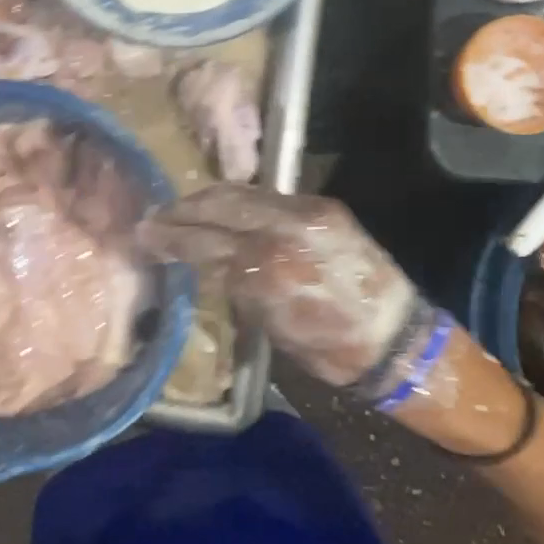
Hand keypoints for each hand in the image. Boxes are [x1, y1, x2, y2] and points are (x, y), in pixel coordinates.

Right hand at [139, 185, 423, 392]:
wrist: (399, 340)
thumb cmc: (330, 350)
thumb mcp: (270, 325)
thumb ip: (237, 286)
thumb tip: (207, 264)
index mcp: (268, 268)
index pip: (202, 240)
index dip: (168, 237)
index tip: (144, 235)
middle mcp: (284, 229)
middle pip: (217, 204)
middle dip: (181, 210)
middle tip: (156, 217)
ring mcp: (306, 212)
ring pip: (241, 192)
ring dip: (207, 200)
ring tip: (183, 211)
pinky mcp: (323, 207)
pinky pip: (268, 196)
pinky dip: (239, 202)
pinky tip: (224, 212)